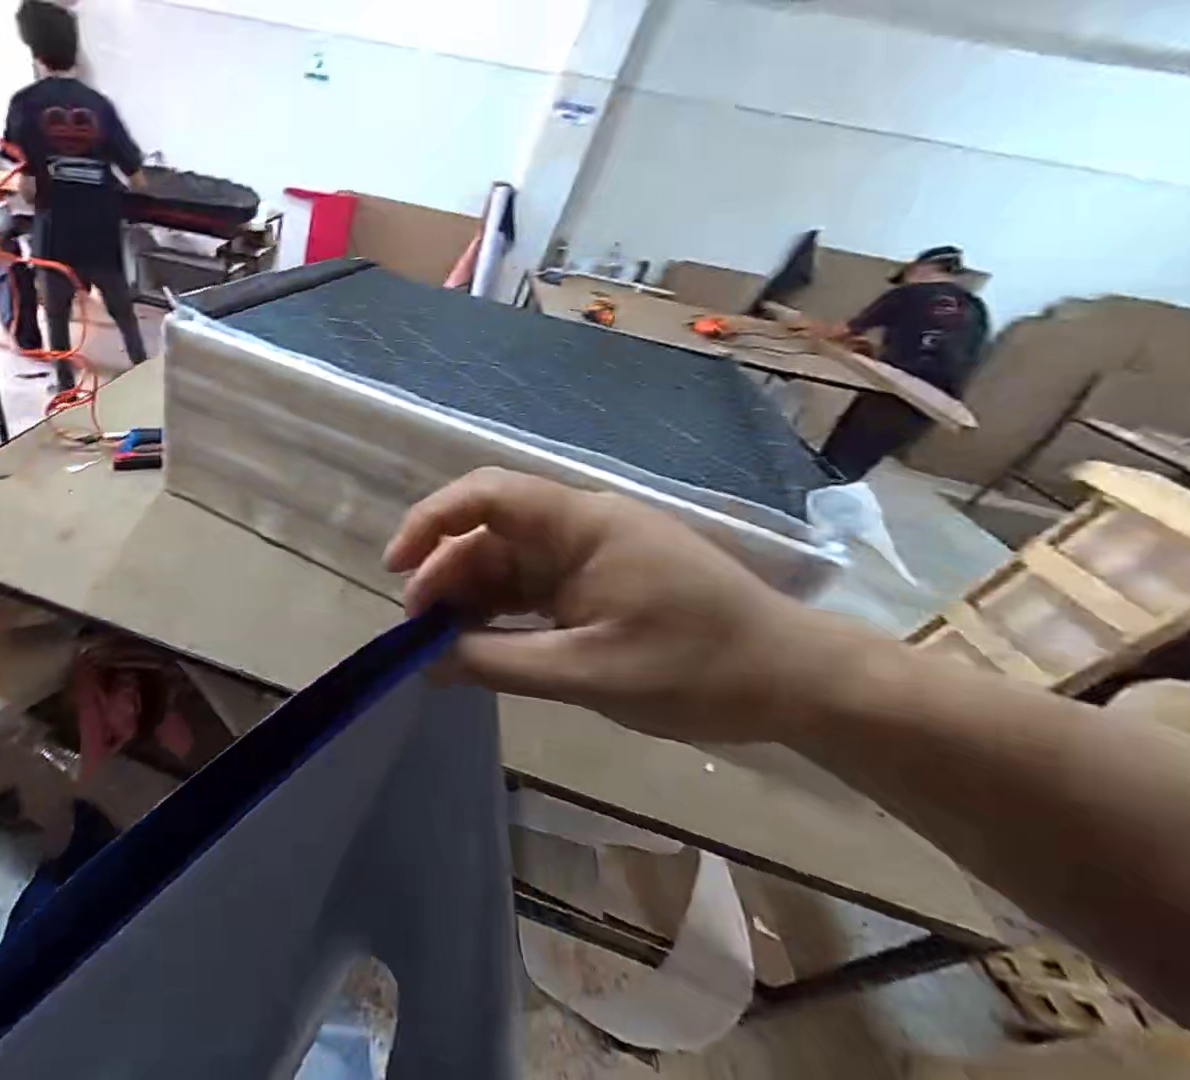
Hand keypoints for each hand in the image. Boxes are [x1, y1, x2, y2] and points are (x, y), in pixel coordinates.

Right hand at [383, 468, 885, 743]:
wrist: (793, 683)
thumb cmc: (699, 669)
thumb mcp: (587, 672)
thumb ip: (497, 663)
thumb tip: (426, 663)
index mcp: (581, 526)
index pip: (488, 495)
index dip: (431, 522)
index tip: (396, 569)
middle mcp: (577, 528)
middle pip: (486, 534)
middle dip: (442, 577)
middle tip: (419, 636)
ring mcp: (585, 555)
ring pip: (501, 564)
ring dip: (466, 601)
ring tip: (442, 649)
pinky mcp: (592, 583)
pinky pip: (526, 588)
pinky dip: (497, 615)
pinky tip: (479, 646)